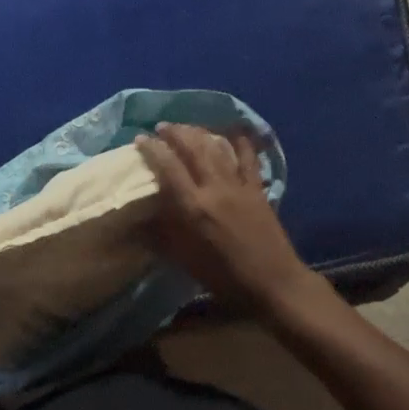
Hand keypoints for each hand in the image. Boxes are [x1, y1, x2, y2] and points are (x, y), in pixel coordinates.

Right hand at [135, 123, 314, 313]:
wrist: (272, 282)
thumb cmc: (223, 277)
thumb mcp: (185, 260)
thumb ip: (161, 237)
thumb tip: (136, 223)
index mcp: (194, 207)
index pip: (169, 168)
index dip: (153, 149)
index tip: (140, 139)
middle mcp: (215, 189)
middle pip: (194, 149)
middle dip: (176, 133)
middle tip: (161, 127)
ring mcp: (239, 186)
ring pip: (218, 148)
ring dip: (201, 133)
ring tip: (188, 127)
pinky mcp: (258, 189)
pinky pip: (248, 159)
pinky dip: (241, 142)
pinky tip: (235, 131)